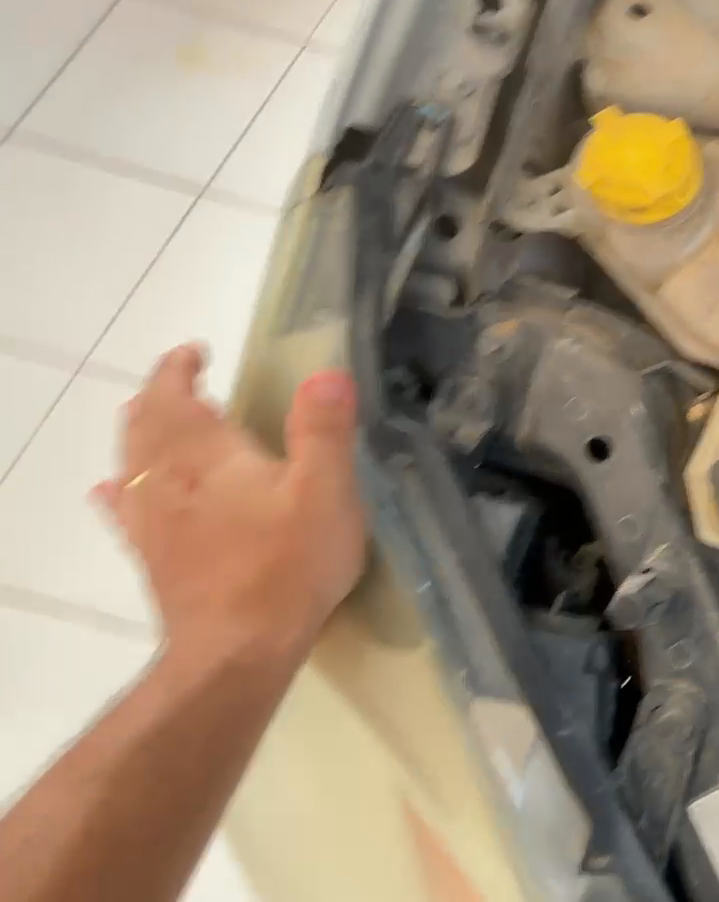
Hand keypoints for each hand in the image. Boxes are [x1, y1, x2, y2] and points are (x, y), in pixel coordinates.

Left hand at [93, 346, 366, 665]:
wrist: (239, 644)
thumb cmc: (291, 561)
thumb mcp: (328, 490)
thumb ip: (324, 430)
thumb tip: (326, 372)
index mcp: (209, 458)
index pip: (176, 399)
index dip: (179, 370)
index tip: (194, 351)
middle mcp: (168, 481)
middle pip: (146, 427)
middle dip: (160, 397)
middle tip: (183, 380)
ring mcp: (153, 521)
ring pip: (131, 463)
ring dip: (140, 433)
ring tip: (157, 420)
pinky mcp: (154, 554)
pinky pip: (122, 510)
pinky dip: (119, 488)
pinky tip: (114, 490)